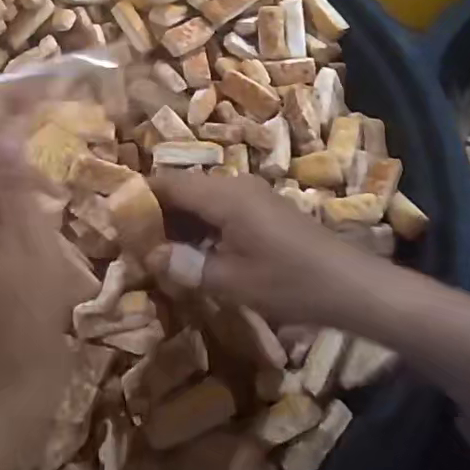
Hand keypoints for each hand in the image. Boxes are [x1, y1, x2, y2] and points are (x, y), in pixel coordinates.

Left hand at [0, 87, 96, 412]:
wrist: (20, 392)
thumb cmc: (34, 320)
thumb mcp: (32, 249)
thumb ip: (16, 187)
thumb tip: (6, 128)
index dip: (0, 104)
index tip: (37, 77)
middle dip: (3, 114)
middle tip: (45, 86)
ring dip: (8, 136)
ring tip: (42, 109)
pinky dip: (12, 166)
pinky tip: (37, 161)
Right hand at [142, 171, 391, 328]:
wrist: (352, 285)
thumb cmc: (290, 282)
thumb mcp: (232, 282)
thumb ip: (187, 266)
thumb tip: (150, 256)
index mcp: (223, 195)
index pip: (167, 183)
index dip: (139, 198)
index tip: (117, 221)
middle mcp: (234, 185)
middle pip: (182, 188)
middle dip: (156, 214)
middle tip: (136, 245)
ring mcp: (251, 195)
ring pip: (200, 199)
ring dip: (179, 222)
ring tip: (159, 254)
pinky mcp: (262, 209)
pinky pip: (219, 208)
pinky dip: (201, 227)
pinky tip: (195, 255)